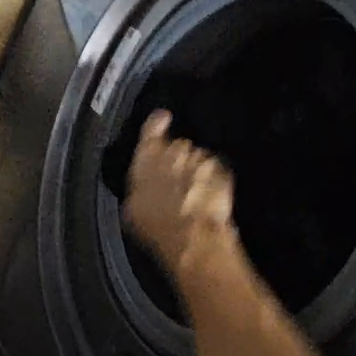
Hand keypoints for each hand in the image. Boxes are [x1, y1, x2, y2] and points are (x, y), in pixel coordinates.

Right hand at [124, 110, 238, 278]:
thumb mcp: (132, 206)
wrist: (192, 237)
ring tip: (192, 196)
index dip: (157, 123)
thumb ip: (138, 184)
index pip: (152, 127)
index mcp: (148, 154)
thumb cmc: (155, 223)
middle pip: (178, 147)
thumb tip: (141, 185)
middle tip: (174, 184)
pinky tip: (207, 200)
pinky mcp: (223, 172)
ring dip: (196, 173)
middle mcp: (176, 150)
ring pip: (198, 160)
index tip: (162, 118)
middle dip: (177, 161)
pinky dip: (213, 182)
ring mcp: (202, 159)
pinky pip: (216, 172)